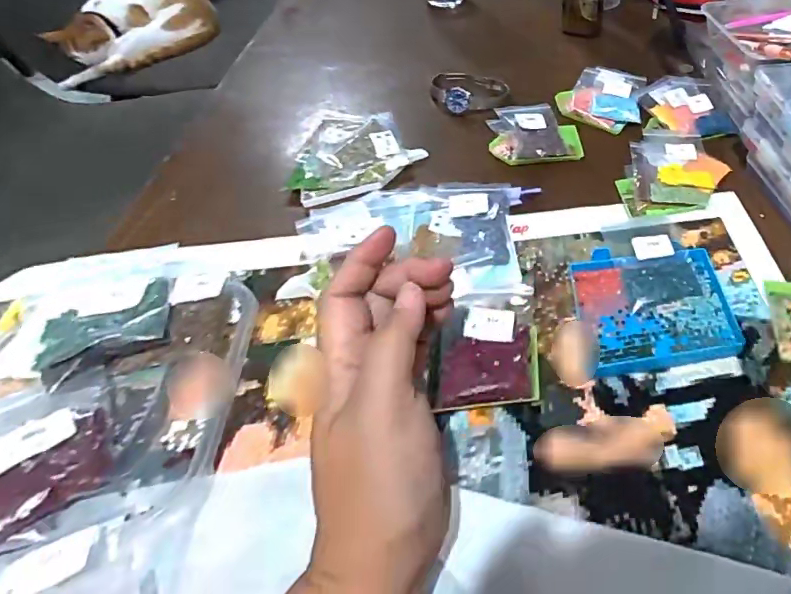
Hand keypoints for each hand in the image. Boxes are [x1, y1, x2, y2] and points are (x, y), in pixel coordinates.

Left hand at [299, 227, 454, 593]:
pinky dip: (430, 325)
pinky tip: (448, 317)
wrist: (384, 556)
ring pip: (397, 322)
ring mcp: (384, 385)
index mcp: (339, 365)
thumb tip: (409, 291)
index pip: (343, 297)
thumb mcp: (383, 406)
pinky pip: (416, 348)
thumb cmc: (378, 479)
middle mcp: (358, 367)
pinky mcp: (409, 402)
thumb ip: (392, 343)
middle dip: (404, 276)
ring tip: (451, 289)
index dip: (362, 261)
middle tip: (446, 270)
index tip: (393, 234)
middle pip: (374, 303)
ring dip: (420, 297)